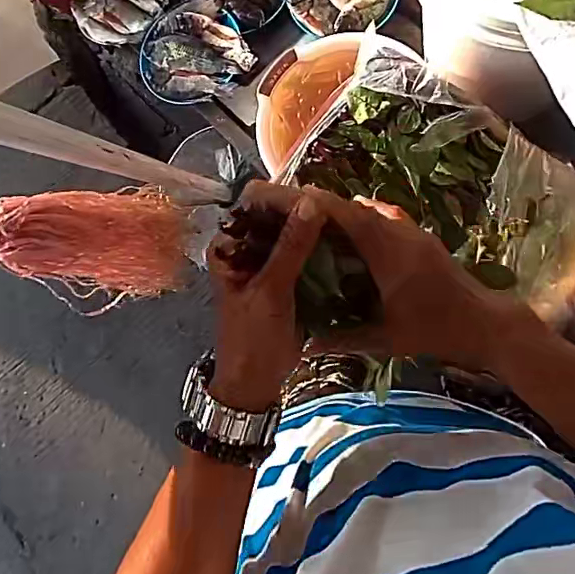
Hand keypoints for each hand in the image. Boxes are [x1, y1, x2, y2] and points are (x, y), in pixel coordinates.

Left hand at [205, 182, 323, 410]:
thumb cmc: (253, 336)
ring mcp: (264, 264)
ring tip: (346, 218)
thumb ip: (291, 246)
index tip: (318, 191)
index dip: (282, 195)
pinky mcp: (284, 279)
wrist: (256, 382)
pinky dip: (320, 250)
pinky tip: (344, 242)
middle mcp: (243, 249)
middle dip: (303, 212)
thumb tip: (312, 202)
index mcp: (228, 247)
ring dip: (314, 230)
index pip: (253, 206)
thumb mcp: (272, 289)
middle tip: (339, 204)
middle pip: (275, 219)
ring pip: (291, 236)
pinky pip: (302, 256)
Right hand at [303, 189, 548, 374]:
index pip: (350, 217)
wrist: (490, 327)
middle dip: (325, 206)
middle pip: (357, 208)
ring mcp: (415, 233)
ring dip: (345, 211)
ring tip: (317, 221)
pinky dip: (364, 217)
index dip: (320, 205)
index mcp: (390, 254)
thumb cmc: (437, 332)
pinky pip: (386, 216)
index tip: (292, 201)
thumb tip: (306, 346)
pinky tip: (352, 231)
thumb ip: (344, 339)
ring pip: (372, 210)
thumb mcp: (387, 340)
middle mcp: (402, 235)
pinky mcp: (422, 237)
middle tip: (294, 212)